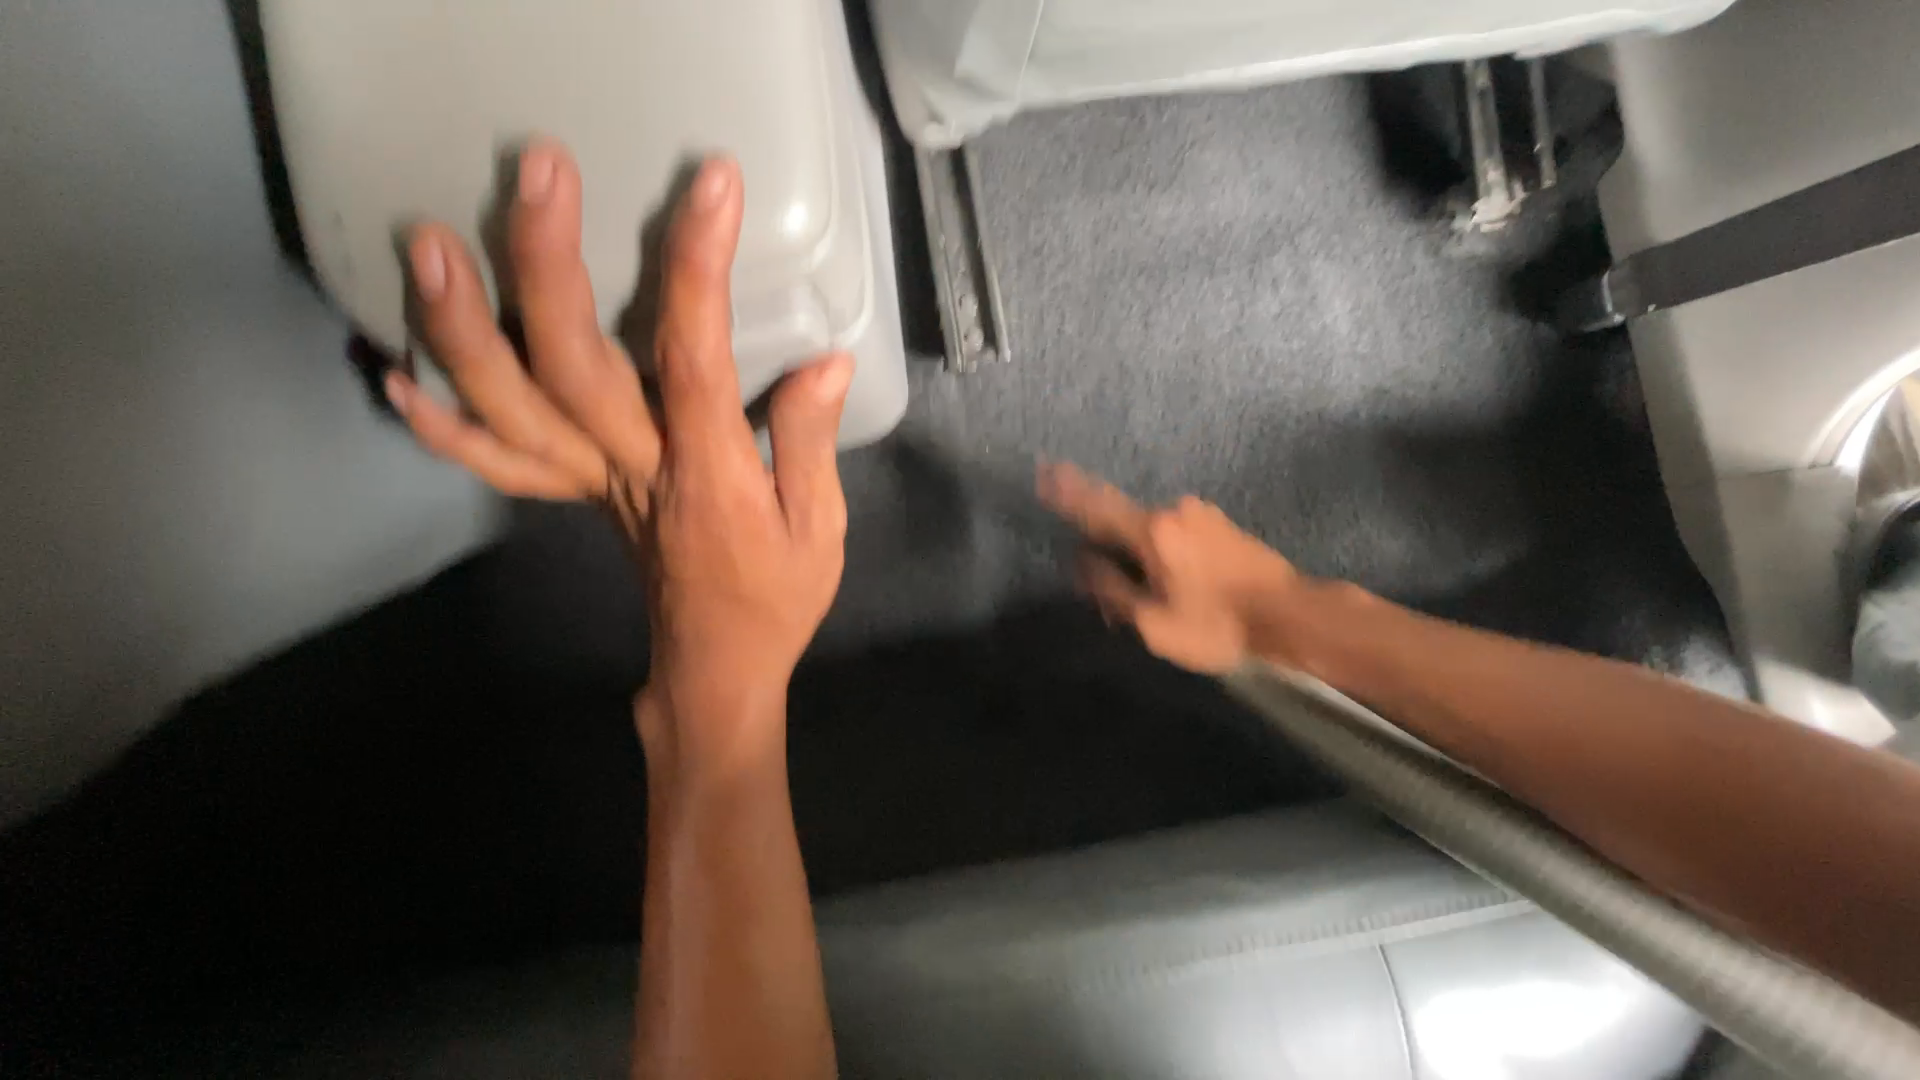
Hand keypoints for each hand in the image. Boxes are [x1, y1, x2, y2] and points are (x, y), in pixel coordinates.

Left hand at [384, 140, 852, 757]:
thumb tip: (825, 362)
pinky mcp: (576, 497)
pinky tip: (400, 371)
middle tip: (539, 176)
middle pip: (576, 368)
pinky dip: (444, 422)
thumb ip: (810, 443)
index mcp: (709, 475)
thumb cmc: (775, 599)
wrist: (716, 667)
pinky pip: (497, 464)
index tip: (711, 190)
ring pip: (514, 408)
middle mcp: (635, 469)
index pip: (698, 359)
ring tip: (431, 242)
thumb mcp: (819, 528)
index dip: (700, 271)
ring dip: (464, 328)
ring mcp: (592, 484)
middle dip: (550, 267)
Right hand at [1038, 462, 1306, 673]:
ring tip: (1156, 597)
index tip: (1044, 470)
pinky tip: (1181, 585)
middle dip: (1114, 550)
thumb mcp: (1154, 622)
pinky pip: (1178, 534)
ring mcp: (1202, 515)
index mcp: (1152, 531)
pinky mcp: (1222, 526)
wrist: (1292, 616)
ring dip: (1145, 556)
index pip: (1097, 506)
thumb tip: (1083, 565)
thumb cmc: (1218, 624)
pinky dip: (1168, 554)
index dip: (1067, 491)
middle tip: (1117, 591)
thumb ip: (1113, 590)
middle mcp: (1174, 511)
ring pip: (1155, 531)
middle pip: (1126, 523)